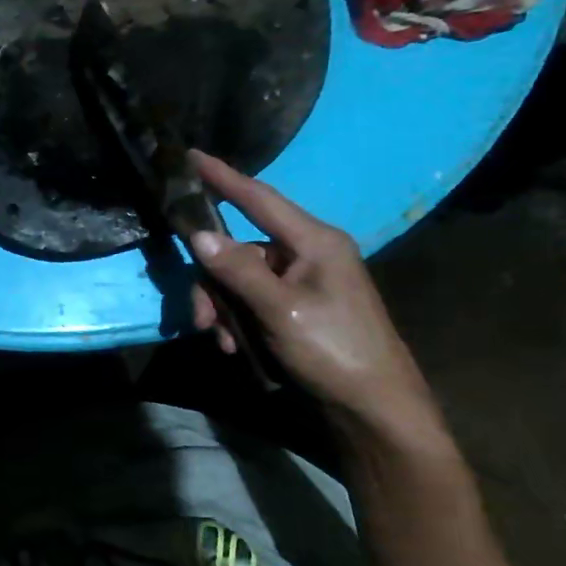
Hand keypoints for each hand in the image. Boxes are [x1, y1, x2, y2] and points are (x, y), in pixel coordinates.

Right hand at [186, 151, 435, 425]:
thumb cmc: (334, 351)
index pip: (259, 198)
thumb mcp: (280, 310)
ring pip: (238, 279)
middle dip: (212, 283)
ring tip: (221, 341)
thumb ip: (238, 270)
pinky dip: (236, 321)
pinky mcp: (296, 307)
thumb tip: (198, 233)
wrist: (374, 410)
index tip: (190, 156)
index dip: (223, 177)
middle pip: (238, 250)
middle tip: (199, 319)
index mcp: (314, 242)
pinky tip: (234, 347)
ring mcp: (302, 282)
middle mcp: (306, 254)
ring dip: (221, 309)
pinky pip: (250, 300)